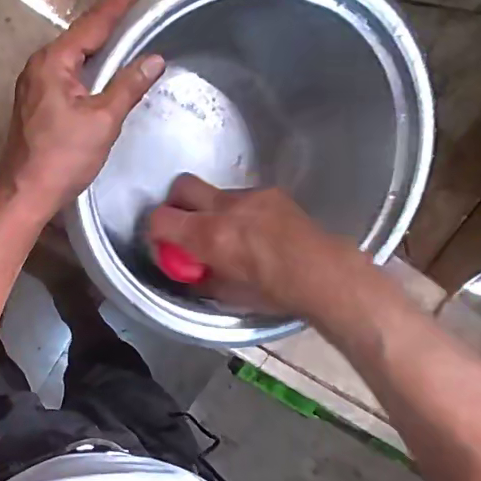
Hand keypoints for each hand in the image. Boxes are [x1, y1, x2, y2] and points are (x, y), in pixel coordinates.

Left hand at [0, 0, 166, 219]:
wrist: (24, 194)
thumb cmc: (61, 159)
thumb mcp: (103, 121)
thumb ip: (128, 86)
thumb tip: (154, 60)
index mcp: (53, 63)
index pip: (93, 23)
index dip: (120, 2)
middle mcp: (38, 66)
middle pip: (80, 36)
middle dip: (110, 20)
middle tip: (140, 5)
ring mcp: (33, 85)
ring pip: (72, 56)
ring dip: (99, 45)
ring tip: (128, 32)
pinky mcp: (34, 103)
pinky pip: (66, 74)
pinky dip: (88, 67)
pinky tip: (104, 70)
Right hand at [147, 174, 350, 312]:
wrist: (324, 274)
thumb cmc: (274, 292)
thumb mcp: (227, 293)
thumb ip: (200, 277)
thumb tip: (190, 272)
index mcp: (210, 235)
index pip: (161, 218)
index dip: (156, 231)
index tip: (164, 244)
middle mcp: (226, 208)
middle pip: (182, 186)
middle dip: (176, 203)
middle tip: (184, 226)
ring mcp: (250, 196)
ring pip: (215, 193)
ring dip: (211, 209)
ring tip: (227, 234)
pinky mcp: (271, 193)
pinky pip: (243, 198)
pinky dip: (239, 212)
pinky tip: (254, 232)